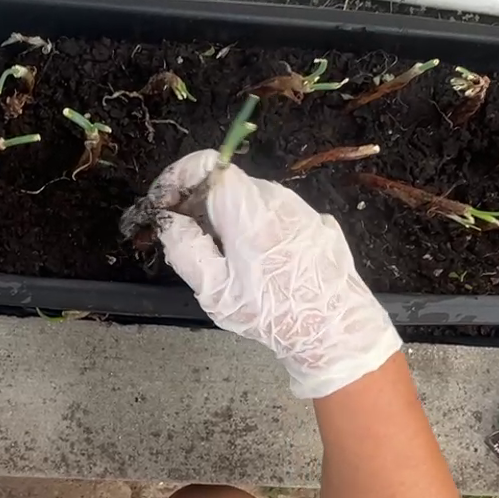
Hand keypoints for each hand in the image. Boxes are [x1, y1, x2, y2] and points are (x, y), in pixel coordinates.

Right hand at [149, 151, 400, 397]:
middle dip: (196, 201)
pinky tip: (252, 259)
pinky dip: (251, 225)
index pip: (208, 164)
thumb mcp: (216, 290)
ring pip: (250, 198)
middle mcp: (279, 199)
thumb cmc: (272, 314)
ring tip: (217, 252)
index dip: (178, 177)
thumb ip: (185, 248)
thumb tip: (167, 219)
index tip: (163, 204)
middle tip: (181, 234)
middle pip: (227, 182)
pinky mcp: (316, 223)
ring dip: (224, 215)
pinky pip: (273, 213)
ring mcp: (301, 209)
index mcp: (251, 212)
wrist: (335, 333)